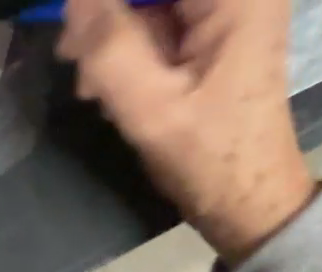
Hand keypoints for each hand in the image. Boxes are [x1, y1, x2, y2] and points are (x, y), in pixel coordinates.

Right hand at [58, 0, 315, 262]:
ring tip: (90, 86)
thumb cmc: (210, 160)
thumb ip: (110, 49)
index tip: (72, 19)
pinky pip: (157, 24)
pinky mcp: (213, 34)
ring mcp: (226, 11)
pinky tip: (108, 86)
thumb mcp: (153, 109)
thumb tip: (74, 0)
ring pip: (149, 4)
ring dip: (110, 37)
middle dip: (107, 13)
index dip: (107, 0)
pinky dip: (126, 50)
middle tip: (71, 54)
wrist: (250, 203)